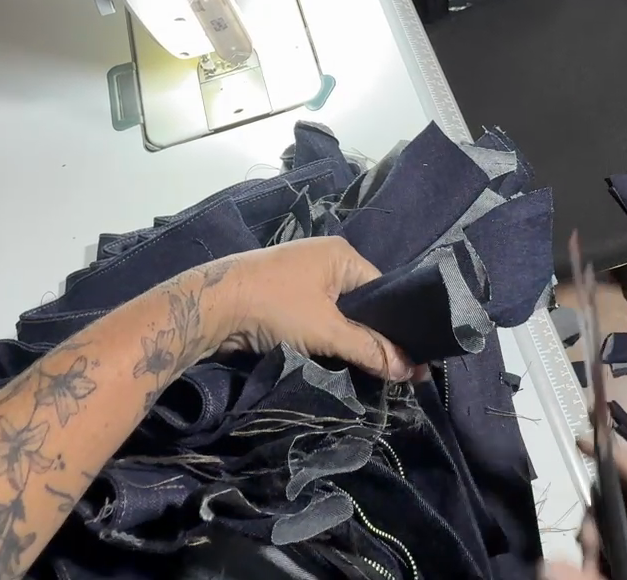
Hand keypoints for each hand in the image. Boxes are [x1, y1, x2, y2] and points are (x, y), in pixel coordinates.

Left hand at [205, 236, 416, 381]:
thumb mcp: (328, 331)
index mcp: (342, 255)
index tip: (413, 362)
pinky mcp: (285, 294)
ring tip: (368, 371)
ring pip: (340, 313)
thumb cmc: (276, 307)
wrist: (214, 306)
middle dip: (373, 336)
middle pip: (362, 303)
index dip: (398, 327)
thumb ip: (370, 350)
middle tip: (394, 372)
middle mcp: (326, 258)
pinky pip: (319, 317)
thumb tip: (412, 371)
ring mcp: (303, 275)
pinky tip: (336, 360)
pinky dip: (327, 337)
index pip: (383, 291)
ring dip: (348, 340)